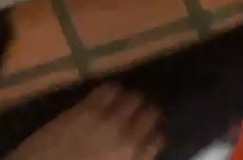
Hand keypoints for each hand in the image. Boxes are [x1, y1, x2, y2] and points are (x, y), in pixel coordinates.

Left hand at [6, 85, 163, 159]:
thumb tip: (135, 154)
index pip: (157, 140)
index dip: (154, 136)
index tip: (149, 136)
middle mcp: (126, 138)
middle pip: (151, 113)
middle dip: (145, 115)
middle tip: (134, 118)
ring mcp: (106, 122)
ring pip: (134, 98)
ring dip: (129, 102)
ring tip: (120, 105)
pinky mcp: (86, 110)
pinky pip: (110, 89)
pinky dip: (111, 91)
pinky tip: (104, 97)